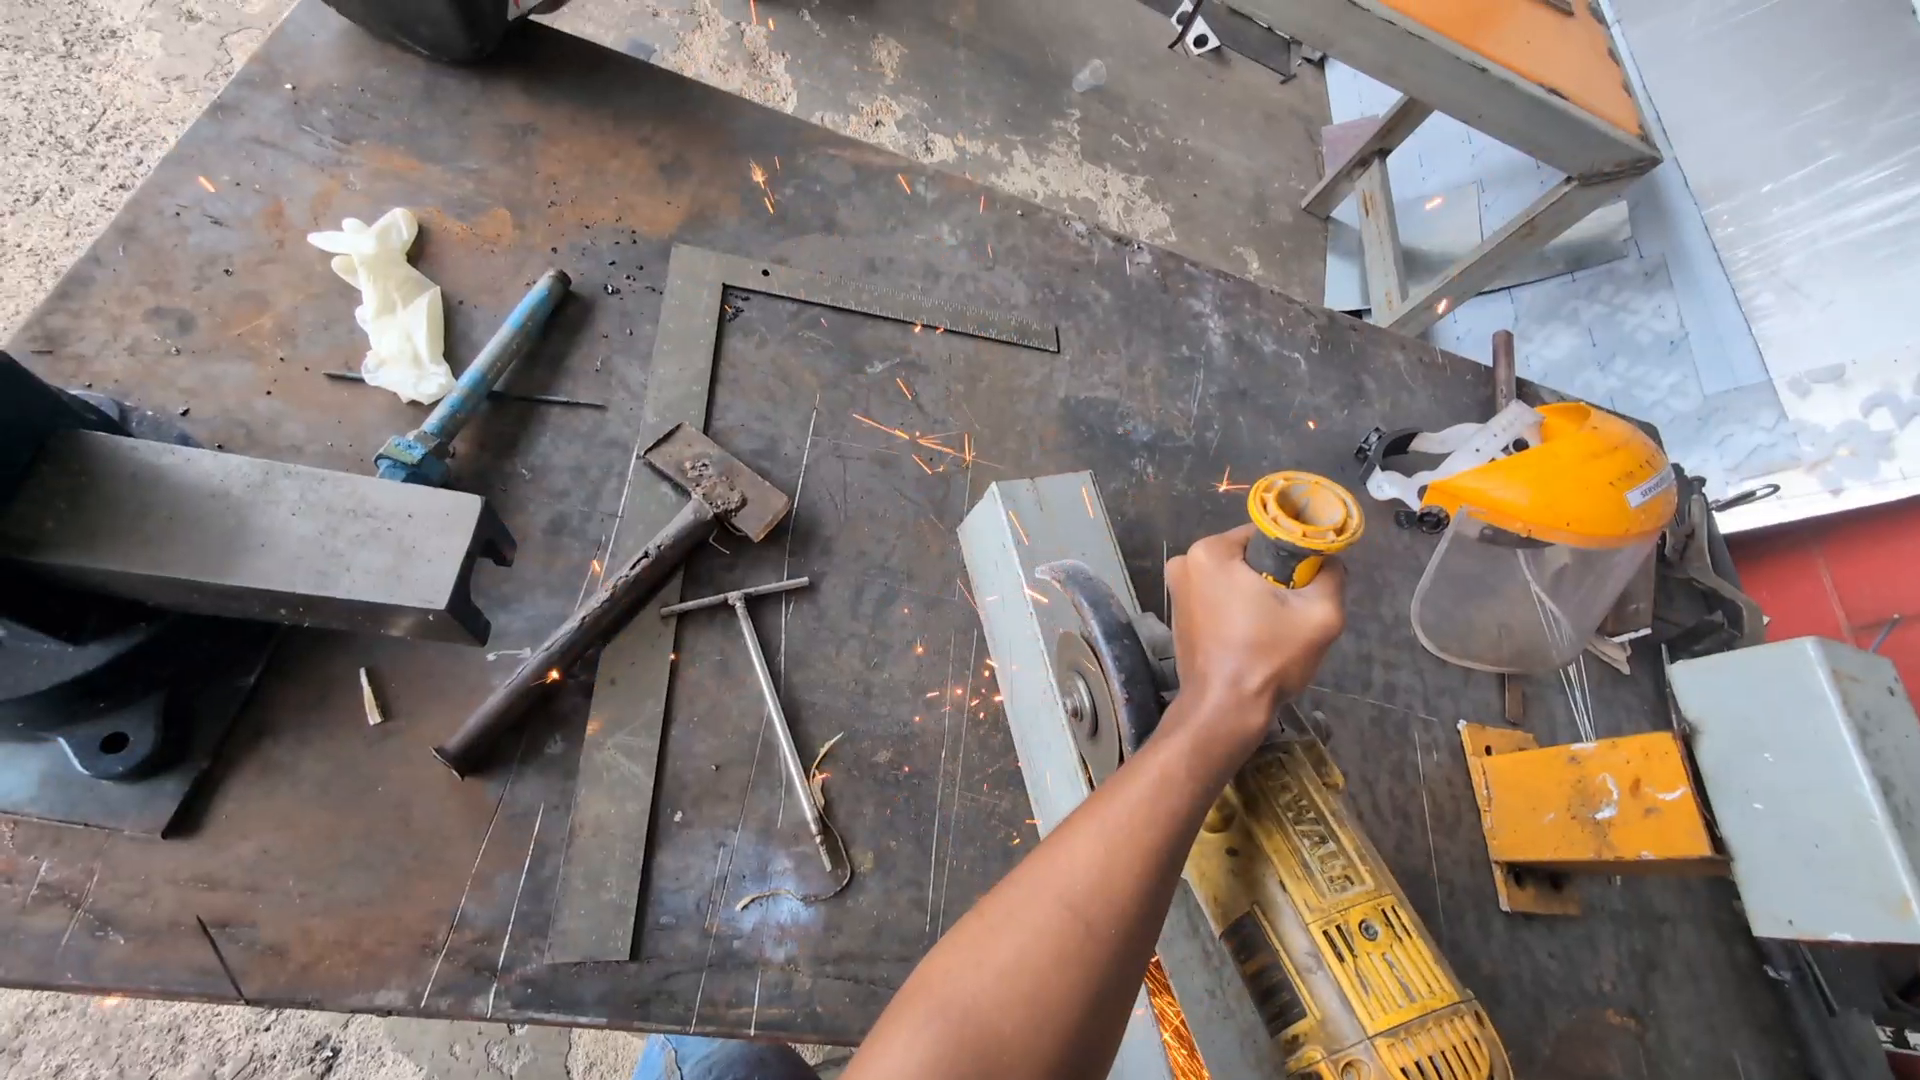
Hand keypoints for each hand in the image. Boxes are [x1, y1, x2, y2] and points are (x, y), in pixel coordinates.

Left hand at [1164, 525, 1345, 731]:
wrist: (1224, 708)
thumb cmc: (1267, 658)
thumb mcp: (1320, 613)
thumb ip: (1332, 574)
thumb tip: (1330, 560)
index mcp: (1210, 551)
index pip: (1265, 534)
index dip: (1293, 553)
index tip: (1309, 579)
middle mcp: (1185, 562)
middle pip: (1247, 555)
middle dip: (1274, 575)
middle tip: (1294, 607)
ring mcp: (1176, 588)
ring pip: (1233, 577)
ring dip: (1256, 593)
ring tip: (1275, 624)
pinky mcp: (1179, 612)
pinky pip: (1218, 596)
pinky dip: (1238, 607)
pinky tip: (1254, 633)